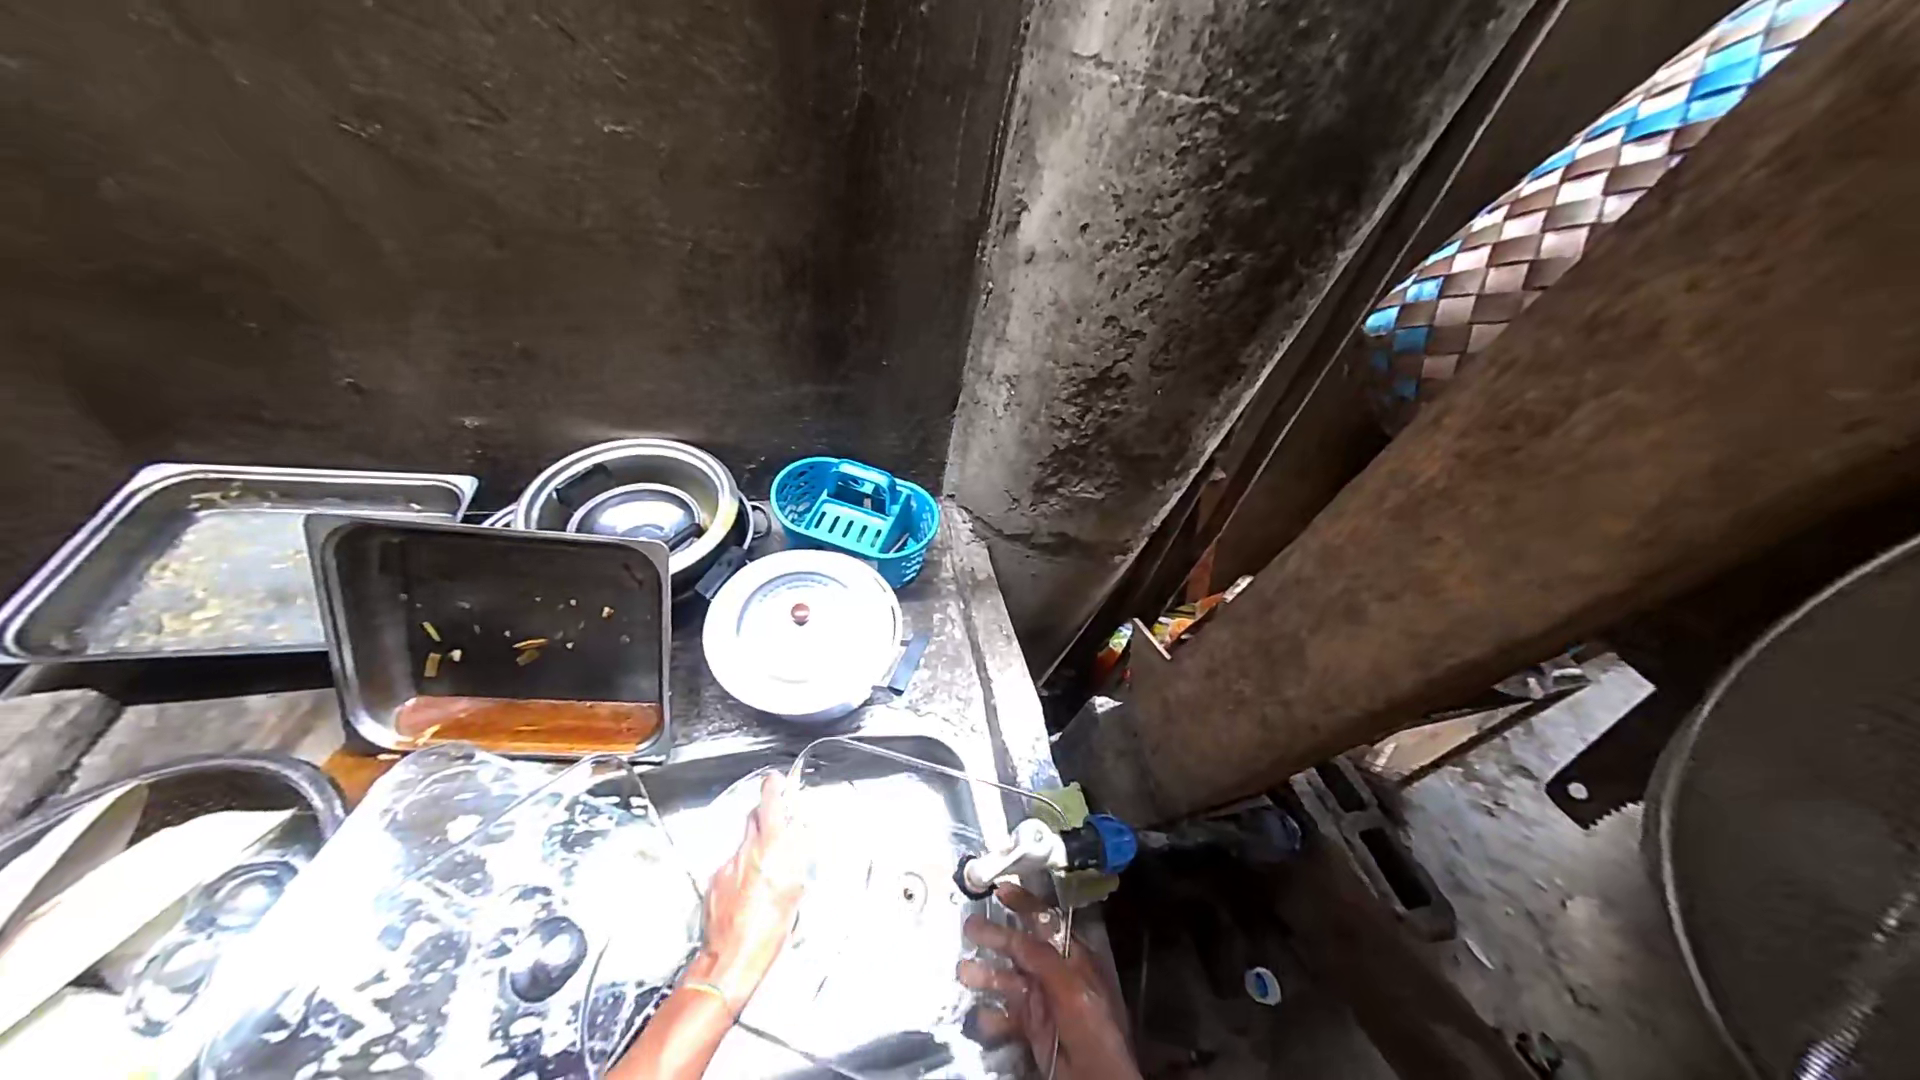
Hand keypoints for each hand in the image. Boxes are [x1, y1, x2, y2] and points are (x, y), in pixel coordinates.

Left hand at [612, 773, 809, 1079]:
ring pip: (743, 844)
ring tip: (768, 870)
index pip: (769, 803)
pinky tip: (751, 890)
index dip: (773, 788)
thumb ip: (798, 855)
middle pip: (753, 820)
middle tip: (778, 825)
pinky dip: (742, 870)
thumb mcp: (795, 888)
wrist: (730, 960)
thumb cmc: (767, 930)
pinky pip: (732, 866)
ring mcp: (726, 867)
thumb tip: (802, 834)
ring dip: (755, 848)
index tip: (776, 780)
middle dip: (765, 817)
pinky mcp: (715, 883)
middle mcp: (744, 852)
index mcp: (768, 849)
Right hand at [960, 885, 1140, 1079]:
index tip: (1000, 889)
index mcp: (1073, 958)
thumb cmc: (1095, 1032)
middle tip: (969, 927)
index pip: (1046, 923)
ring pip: (1008, 981)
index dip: (1024, 905)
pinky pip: (1006, 1016)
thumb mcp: (1073, 991)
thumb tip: (1019, 936)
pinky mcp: (1032, 1030)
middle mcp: (1055, 975)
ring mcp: (1043, 1002)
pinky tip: (981, 1018)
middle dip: (994, 937)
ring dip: (985, 975)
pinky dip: (991, 1016)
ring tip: (963, 971)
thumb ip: (1046, 962)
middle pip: (1020, 948)